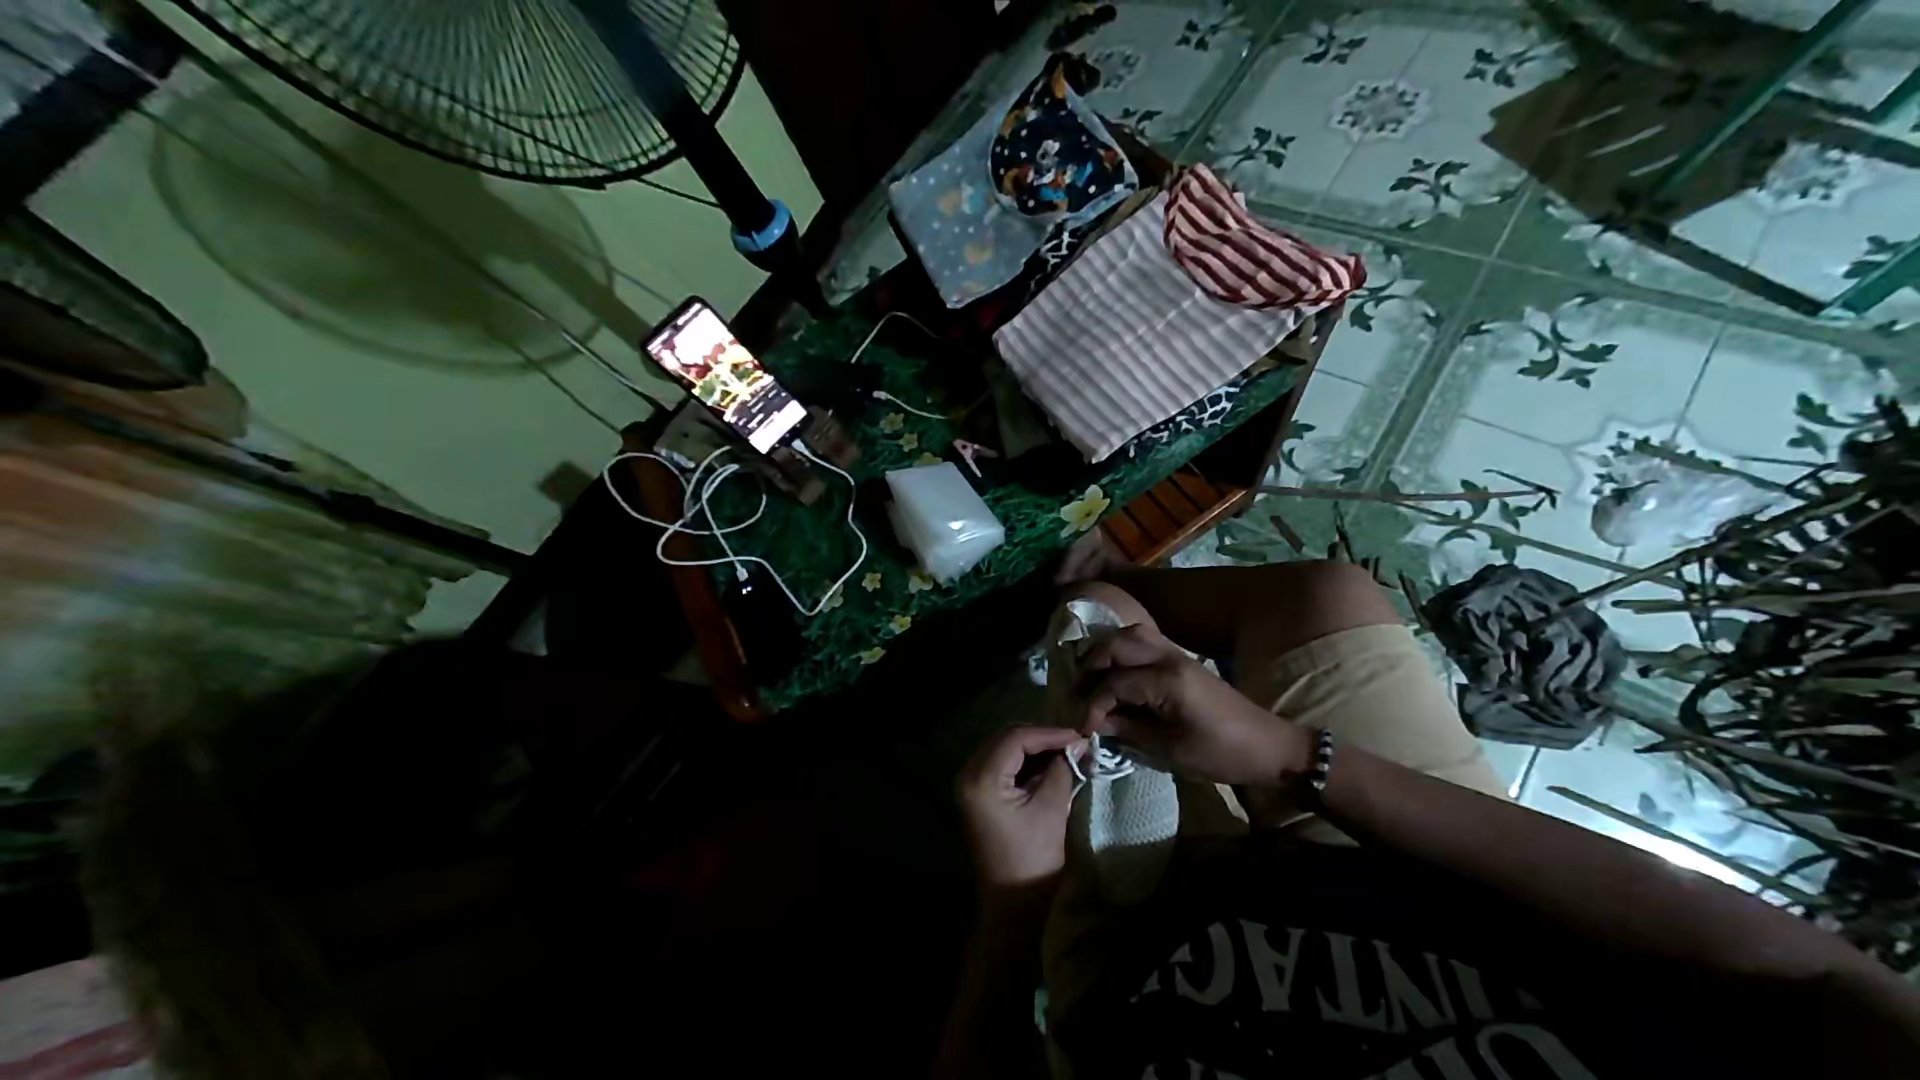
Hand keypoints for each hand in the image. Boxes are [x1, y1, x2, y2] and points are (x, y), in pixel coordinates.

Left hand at [956, 726, 1084, 888]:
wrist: (1012, 905)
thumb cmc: (1033, 859)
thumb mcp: (1051, 809)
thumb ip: (1062, 769)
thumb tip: (1076, 744)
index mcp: (981, 779)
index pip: (1015, 738)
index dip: (1049, 733)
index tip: (1079, 736)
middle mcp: (968, 774)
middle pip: (1006, 738)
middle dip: (1041, 737)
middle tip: (1074, 742)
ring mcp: (970, 784)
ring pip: (1003, 748)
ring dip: (1034, 747)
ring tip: (1066, 750)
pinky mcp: (977, 794)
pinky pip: (1001, 764)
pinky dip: (1024, 761)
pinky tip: (1049, 763)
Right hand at [1079, 623, 1310, 786]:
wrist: (1268, 745)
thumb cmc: (1220, 753)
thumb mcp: (1171, 750)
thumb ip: (1129, 730)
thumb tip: (1096, 722)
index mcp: (1166, 682)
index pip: (1113, 683)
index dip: (1092, 705)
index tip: (1084, 727)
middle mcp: (1169, 658)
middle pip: (1115, 646)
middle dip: (1091, 668)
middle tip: (1080, 694)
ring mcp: (1177, 653)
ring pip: (1130, 634)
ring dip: (1106, 652)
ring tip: (1094, 677)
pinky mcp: (1182, 657)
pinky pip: (1146, 638)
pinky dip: (1124, 647)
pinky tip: (1118, 669)